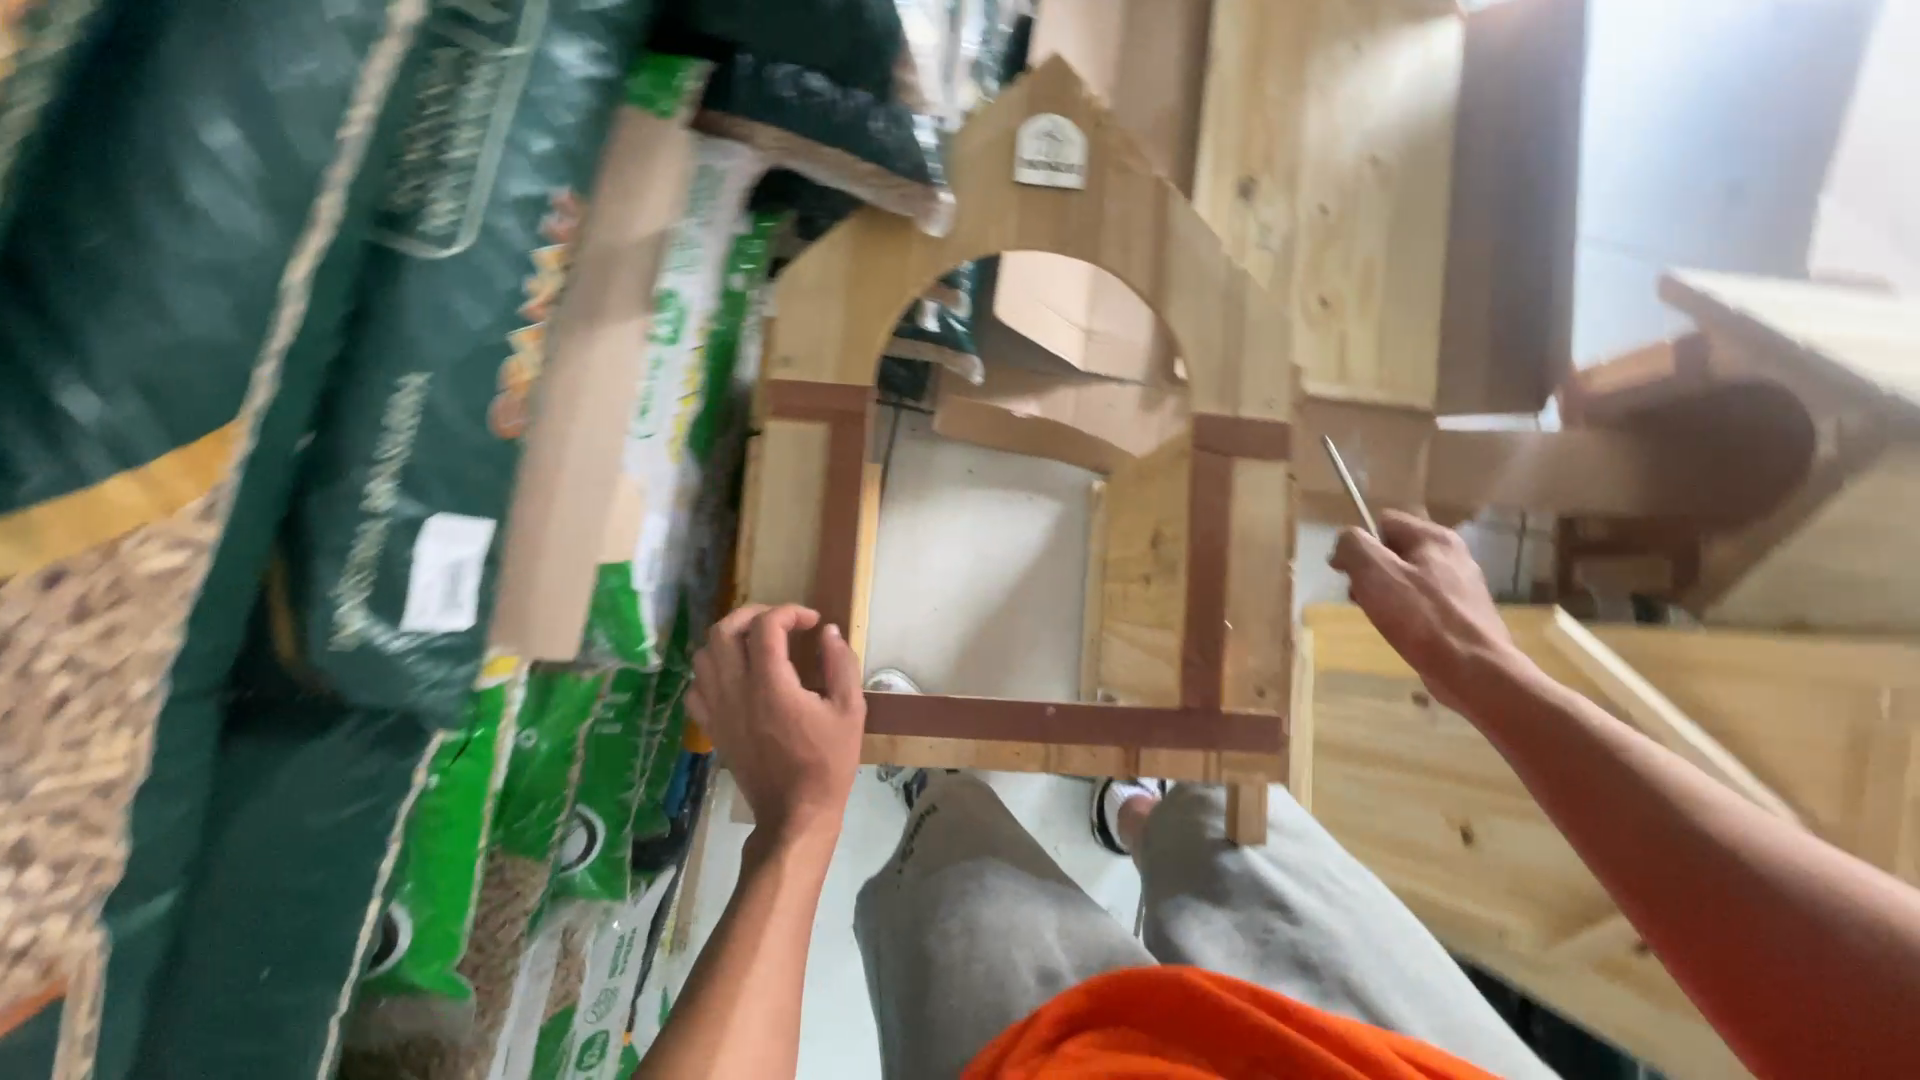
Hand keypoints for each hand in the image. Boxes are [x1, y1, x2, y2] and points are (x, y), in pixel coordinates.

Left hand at [687, 604, 865, 845]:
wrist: (795, 812)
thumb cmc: (828, 762)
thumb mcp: (850, 711)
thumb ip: (841, 665)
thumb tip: (829, 632)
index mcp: (771, 685)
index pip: (766, 626)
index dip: (790, 612)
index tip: (813, 622)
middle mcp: (736, 690)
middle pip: (724, 630)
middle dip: (752, 614)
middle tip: (779, 622)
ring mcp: (718, 710)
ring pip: (704, 655)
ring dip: (729, 639)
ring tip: (755, 644)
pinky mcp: (712, 728)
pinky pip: (696, 687)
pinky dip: (712, 672)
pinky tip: (735, 677)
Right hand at [1329, 510, 1527, 712]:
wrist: (1474, 670)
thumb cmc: (1421, 618)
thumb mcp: (1375, 573)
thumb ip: (1353, 546)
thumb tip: (1344, 542)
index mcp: (1434, 539)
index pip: (1383, 522)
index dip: (1359, 543)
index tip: (1346, 573)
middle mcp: (1453, 556)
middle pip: (1394, 551)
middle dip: (1370, 573)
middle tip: (1363, 599)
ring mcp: (1461, 587)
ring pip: (1406, 579)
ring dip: (1384, 596)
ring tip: (1381, 619)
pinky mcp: (1462, 616)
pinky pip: (1422, 604)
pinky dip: (1405, 615)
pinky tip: (1402, 633)